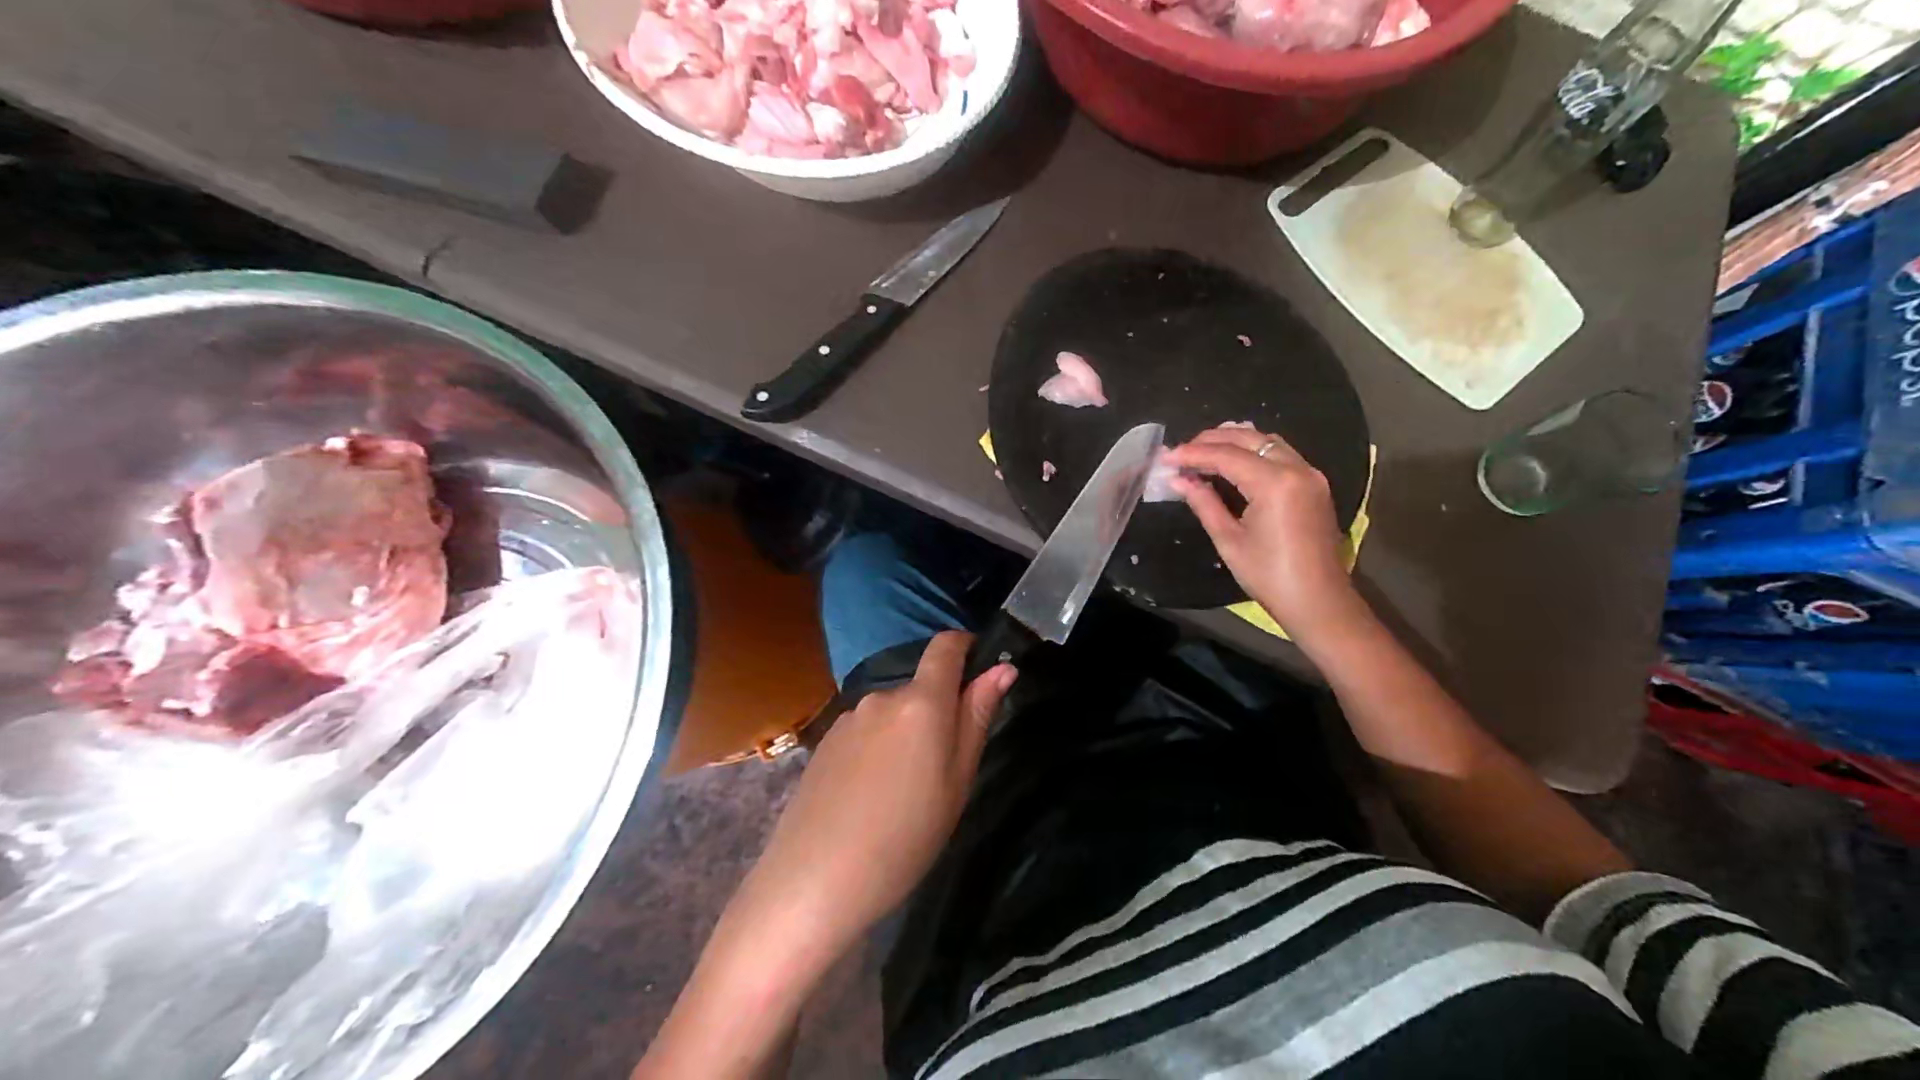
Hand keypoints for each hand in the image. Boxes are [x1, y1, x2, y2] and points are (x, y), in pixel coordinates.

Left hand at [733, 633, 1017, 957]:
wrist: (815, 879)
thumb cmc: (905, 837)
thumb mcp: (957, 782)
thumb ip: (976, 717)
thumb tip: (1002, 669)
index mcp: (921, 702)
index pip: (945, 647)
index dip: (966, 648)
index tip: (981, 672)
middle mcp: (881, 697)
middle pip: (920, 688)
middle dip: (937, 713)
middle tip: (944, 770)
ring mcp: (848, 718)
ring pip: (892, 713)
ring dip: (905, 735)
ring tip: (904, 793)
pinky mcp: (825, 741)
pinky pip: (865, 732)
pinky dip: (878, 750)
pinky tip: (870, 797)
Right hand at [1165, 426, 1362, 639]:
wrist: (1318, 601)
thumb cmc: (1269, 576)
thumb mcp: (1228, 540)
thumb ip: (1204, 502)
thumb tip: (1178, 480)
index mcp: (1274, 483)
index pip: (1226, 455)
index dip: (1192, 453)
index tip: (1165, 457)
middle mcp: (1296, 469)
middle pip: (1248, 439)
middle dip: (1211, 440)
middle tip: (1181, 451)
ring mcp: (1309, 474)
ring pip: (1267, 442)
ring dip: (1234, 441)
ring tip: (1203, 451)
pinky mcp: (1314, 484)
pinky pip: (1281, 454)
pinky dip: (1254, 451)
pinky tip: (1233, 461)